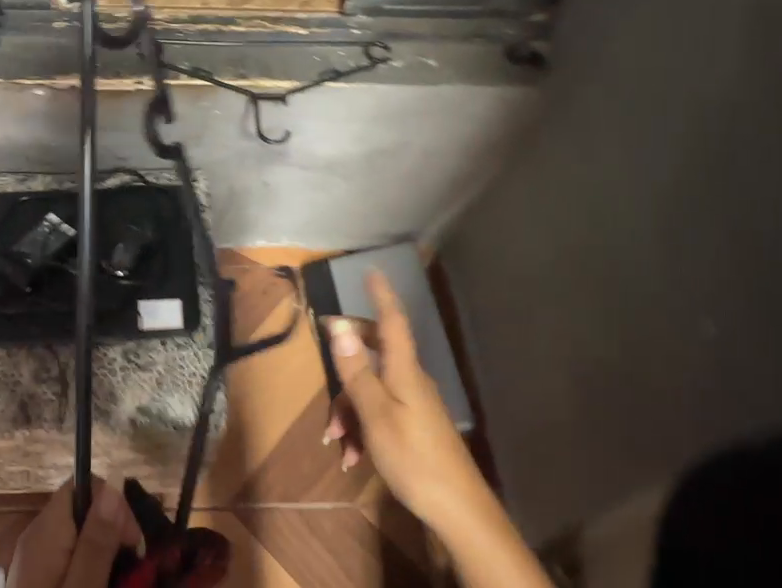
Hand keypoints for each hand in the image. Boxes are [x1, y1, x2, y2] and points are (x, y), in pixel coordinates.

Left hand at [6, 476, 142, 587]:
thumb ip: (97, 539)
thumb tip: (114, 478)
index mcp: (45, 532)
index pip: (83, 485)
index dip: (113, 504)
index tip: (132, 543)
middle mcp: (37, 537)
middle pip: (82, 509)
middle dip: (113, 530)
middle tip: (134, 567)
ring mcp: (35, 559)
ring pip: (79, 533)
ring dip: (104, 550)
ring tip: (121, 579)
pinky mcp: (38, 578)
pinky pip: (70, 554)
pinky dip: (90, 564)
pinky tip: (101, 584)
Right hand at [322, 271, 495, 535]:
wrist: (458, 509)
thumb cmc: (414, 456)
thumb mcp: (375, 413)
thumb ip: (356, 370)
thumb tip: (339, 325)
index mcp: (403, 369)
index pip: (391, 321)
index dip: (381, 295)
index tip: (373, 271)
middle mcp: (410, 379)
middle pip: (374, 353)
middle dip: (345, 366)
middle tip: (323, 374)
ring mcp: (414, 404)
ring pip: (371, 389)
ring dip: (349, 410)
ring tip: (336, 442)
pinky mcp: (414, 427)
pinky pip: (379, 413)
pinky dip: (361, 429)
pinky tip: (352, 458)